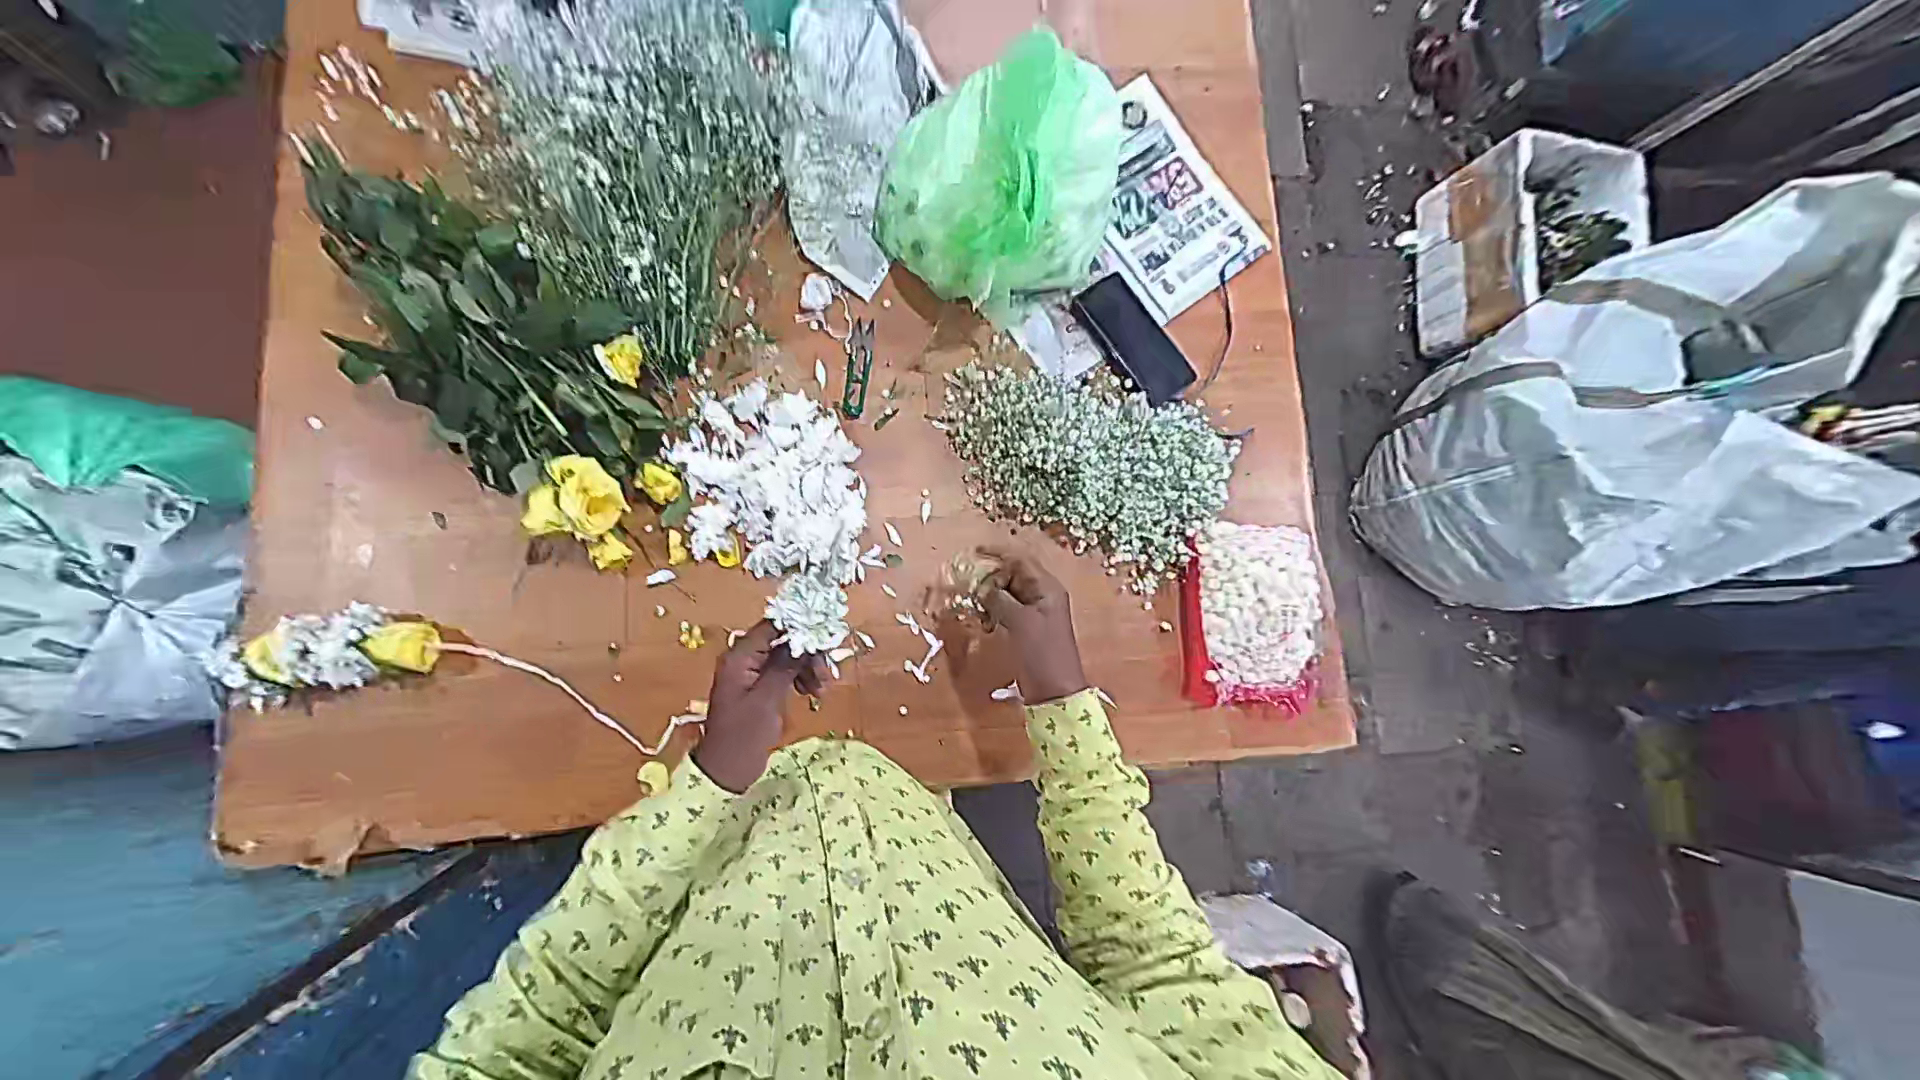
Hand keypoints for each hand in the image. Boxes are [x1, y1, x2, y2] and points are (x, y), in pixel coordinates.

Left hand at [692, 621, 823, 792]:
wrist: (726, 772)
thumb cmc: (743, 735)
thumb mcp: (767, 699)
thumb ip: (785, 666)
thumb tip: (805, 639)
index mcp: (739, 656)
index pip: (773, 626)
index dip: (800, 627)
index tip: (824, 637)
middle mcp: (745, 659)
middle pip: (784, 640)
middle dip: (807, 653)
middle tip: (825, 673)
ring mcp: (753, 673)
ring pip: (788, 656)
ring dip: (808, 668)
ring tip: (821, 689)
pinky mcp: (761, 687)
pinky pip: (785, 672)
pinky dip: (801, 678)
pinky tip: (813, 693)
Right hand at [980, 547, 1087, 704]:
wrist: (1055, 691)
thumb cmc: (1042, 653)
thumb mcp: (1020, 621)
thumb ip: (999, 599)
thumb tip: (982, 587)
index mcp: (1047, 588)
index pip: (1020, 560)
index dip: (997, 554)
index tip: (973, 553)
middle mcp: (1042, 595)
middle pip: (1012, 575)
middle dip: (991, 578)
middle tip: (969, 586)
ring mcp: (1035, 612)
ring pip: (1007, 593)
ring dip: (990, 597)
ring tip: (975, 606)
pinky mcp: (1027, 628)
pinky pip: (1007, 610)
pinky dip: (994, 612)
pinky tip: (984, 623)